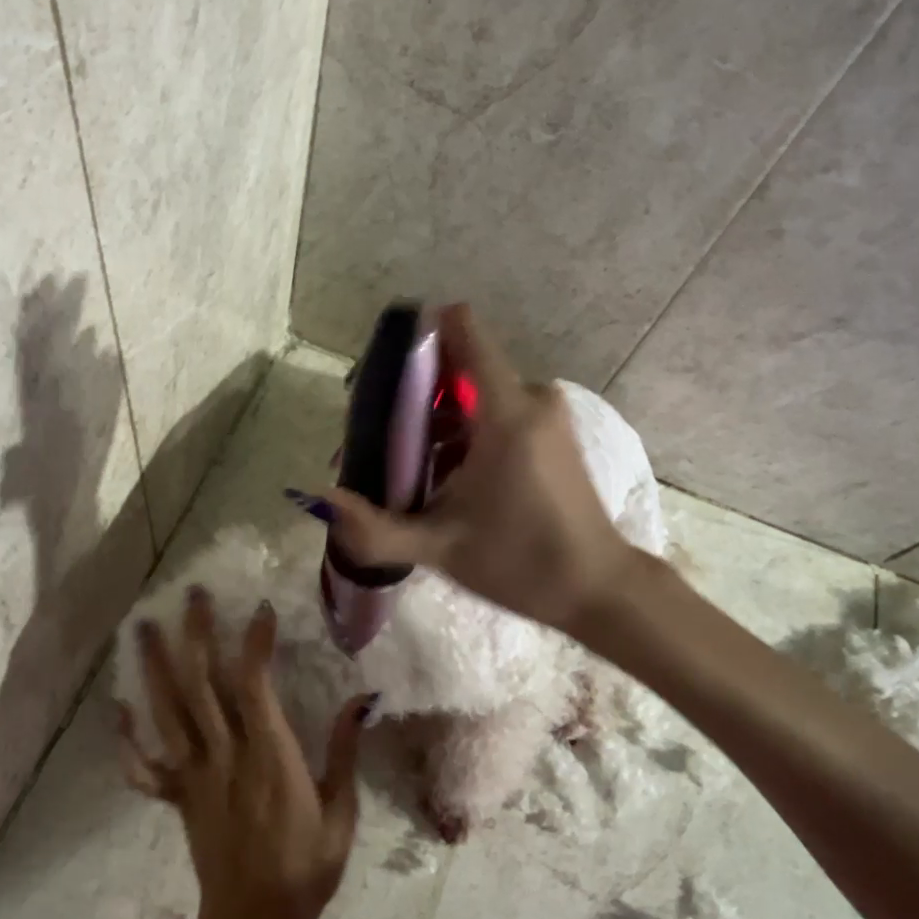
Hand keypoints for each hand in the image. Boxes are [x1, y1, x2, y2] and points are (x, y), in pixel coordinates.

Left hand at [119, 590, 371, 918]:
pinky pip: (144, 767)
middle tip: (192, 595)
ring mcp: (194, 777)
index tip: (261, 609)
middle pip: (201, 685)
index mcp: (269, 757)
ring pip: (168, 712)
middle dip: (195, 635)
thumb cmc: (307, 867)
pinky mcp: (177, 799)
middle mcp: (225, 756)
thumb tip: (364, 698)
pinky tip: (117, 708)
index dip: (254, 643)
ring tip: (143, 627)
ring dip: (154, 667)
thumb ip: (346, 752)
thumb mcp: (341, 812)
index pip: (254, 685)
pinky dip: (127, 738)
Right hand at [325, 303, 642, 632]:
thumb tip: (320, 501)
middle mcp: (528, 397)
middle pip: (456, 367)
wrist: (598, 589)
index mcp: (505, 411)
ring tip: (401, 472)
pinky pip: (494, 412)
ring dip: (433, 423)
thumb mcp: (439, 547)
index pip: (461, 329)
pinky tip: (439, 480)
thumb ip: (374, 526)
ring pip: (472, 394)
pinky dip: (461, 434)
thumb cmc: (521, 562)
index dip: (416, 340)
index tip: (380, 381)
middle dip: (411, 399)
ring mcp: (543, 414)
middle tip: (375, 446)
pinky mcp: (549, 433)